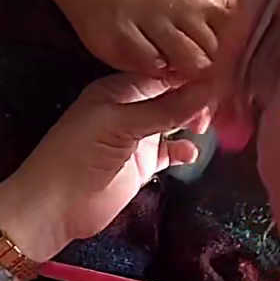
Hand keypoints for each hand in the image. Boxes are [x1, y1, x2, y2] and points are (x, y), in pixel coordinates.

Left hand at [0, 75, 211, 261]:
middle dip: (197, 97)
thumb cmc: (76, 158)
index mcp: (117, 90)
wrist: (51, 208)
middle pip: (172, 95)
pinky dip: (182, 150)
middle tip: (225, 103)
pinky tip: (192, 153)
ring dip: (193, 121)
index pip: (163, 72)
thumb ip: (164, 109)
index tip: (227, 72)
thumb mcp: (118, 126)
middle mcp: (128, 109)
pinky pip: (169, 152)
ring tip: (210, 125)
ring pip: (173, 122)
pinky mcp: (140, 165)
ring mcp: (135, 138)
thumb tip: (212, 86)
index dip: (192, 72)